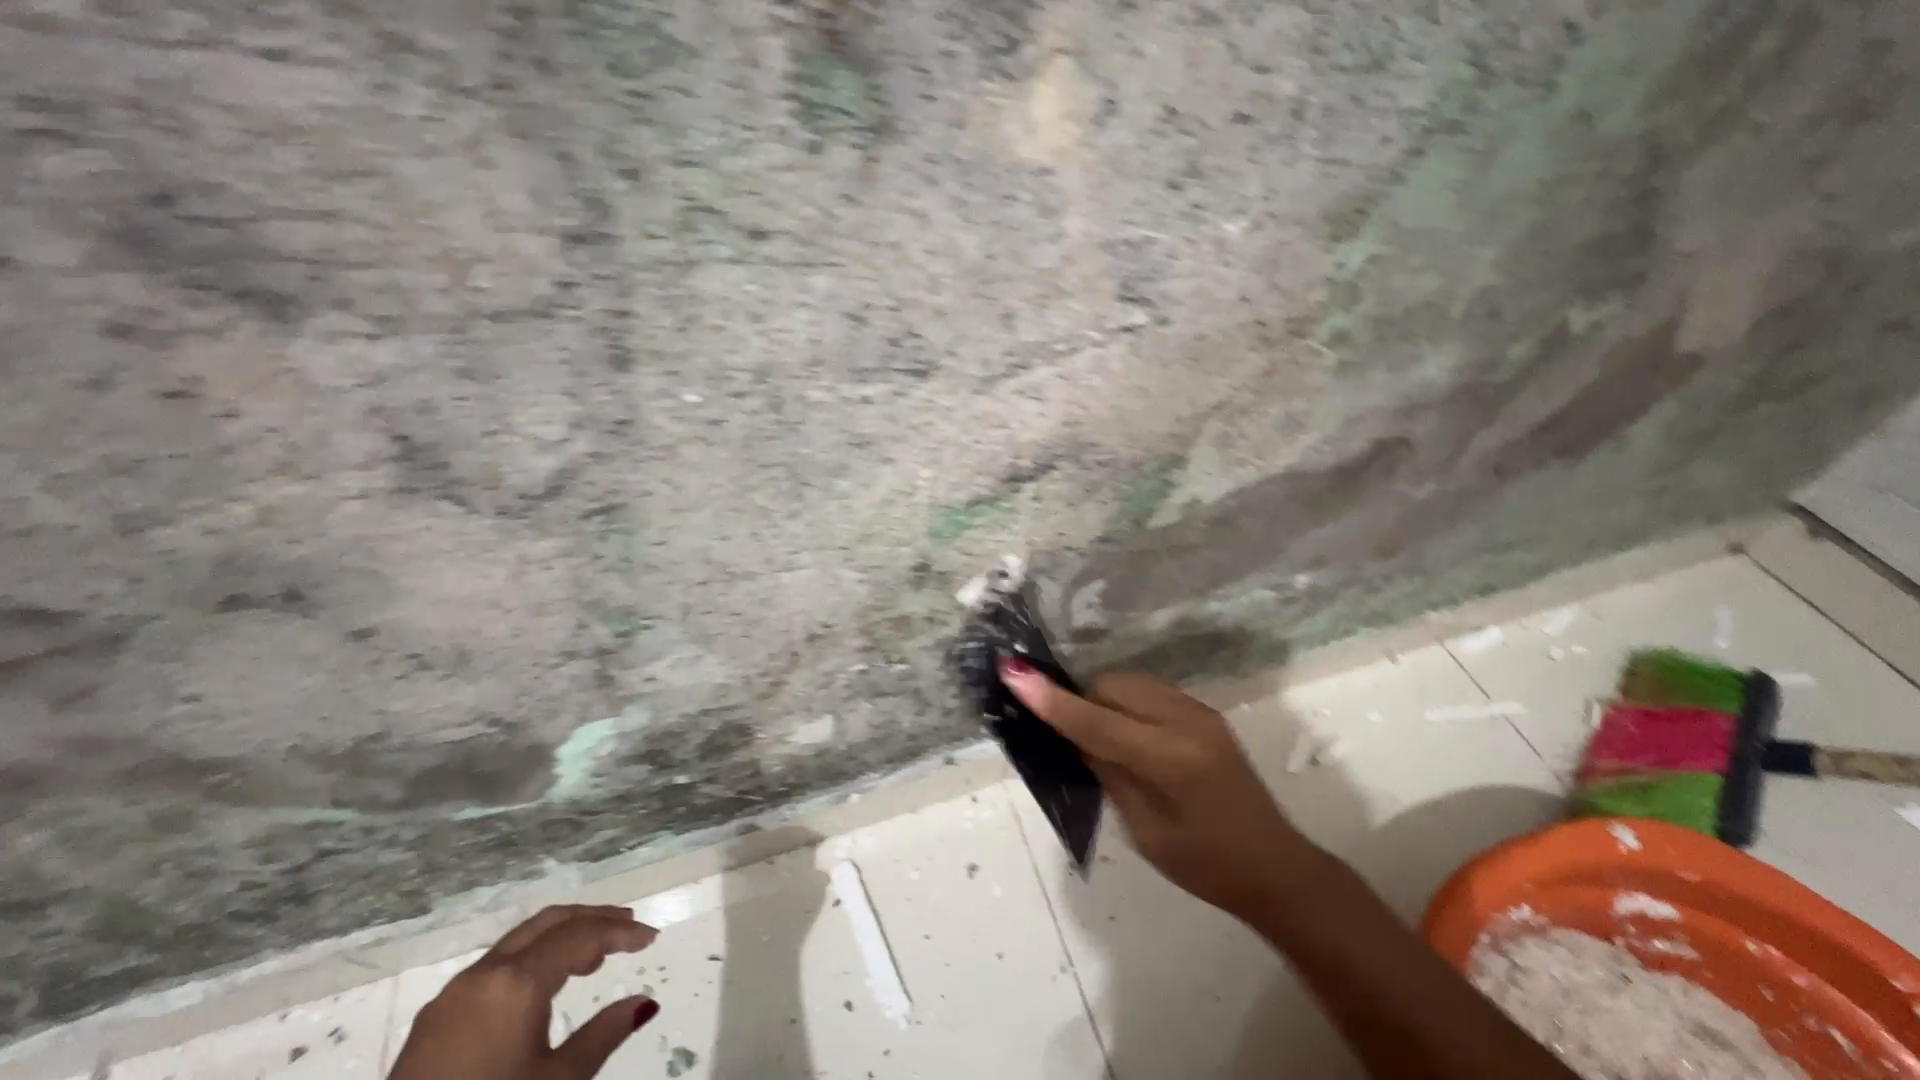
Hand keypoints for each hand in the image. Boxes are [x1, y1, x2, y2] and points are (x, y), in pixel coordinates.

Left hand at [388, 905, 660, 1079]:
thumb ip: (603, 1035)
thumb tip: (644, 1002)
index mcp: (517, 983)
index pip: (580, 937)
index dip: (620, 932)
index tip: (651, 937)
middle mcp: (484, 973)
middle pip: (547, 922)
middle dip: (591, 918)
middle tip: (628, 924)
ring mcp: (454, 992)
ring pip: (517, 941)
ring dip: (560, 937)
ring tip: (594, 955)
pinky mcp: (435, 1016)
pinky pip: (494, 965)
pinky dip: (531, 957)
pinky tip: (544, 984)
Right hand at [999, 658, 1316, 921]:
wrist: (1274, 866)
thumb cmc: (1204, 866)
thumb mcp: (1145, 828)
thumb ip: (1108, 772)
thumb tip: (1072, 733)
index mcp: (1170, 759)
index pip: (1097, 720)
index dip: (1051, 699)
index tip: (1012, 672)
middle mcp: (1187, 722)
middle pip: (1113, 687)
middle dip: (1080, 699)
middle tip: (1058, 730)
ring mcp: (1201, 713)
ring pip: (1131, 683)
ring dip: (1102, 699)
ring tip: (1090, 733)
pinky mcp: (1206, 714)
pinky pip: (1150, 693)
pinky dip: (1126, 703)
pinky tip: (1122, 733)